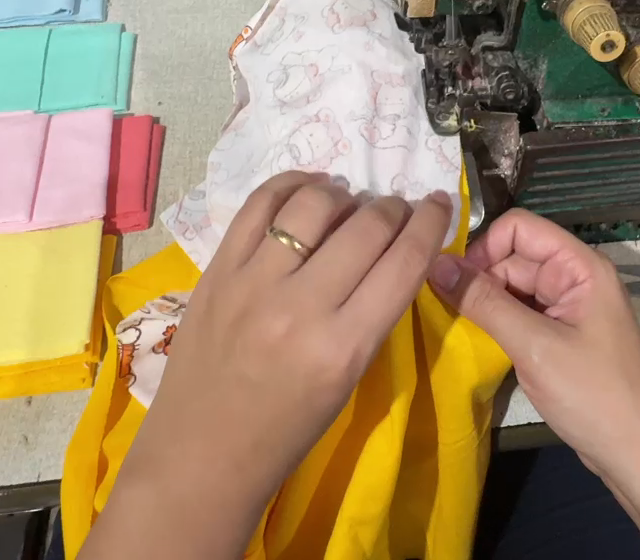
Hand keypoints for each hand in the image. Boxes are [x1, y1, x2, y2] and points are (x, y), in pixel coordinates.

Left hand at [92, 173, 452, 559]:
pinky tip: (308, 188)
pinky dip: (292, 184)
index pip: (404, 262)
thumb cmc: (288, 428)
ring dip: (345, 194)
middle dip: (393, 208)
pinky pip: (259, 203)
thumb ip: (374, 310)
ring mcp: (253, 282)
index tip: (438, 203)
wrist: (202, 455)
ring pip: (315, 203)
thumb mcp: (349, 378)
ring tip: (348, 202)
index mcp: (343, 348)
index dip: (430, 222)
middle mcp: (300, 308)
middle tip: (395, 210)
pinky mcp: (218, 269)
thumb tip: (395, 244)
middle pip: (367, 226)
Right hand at [427, 208, 639, 474]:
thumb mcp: (534, 346)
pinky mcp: (561, 336)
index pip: (520, 228)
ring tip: (454, 323)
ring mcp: (568, 308)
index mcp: (579, 266)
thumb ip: (484, 302)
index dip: (484, 246)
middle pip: (514, 257)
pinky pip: (521, 312)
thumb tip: (436, 264)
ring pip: (513, 286)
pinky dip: (498, 321)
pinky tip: (477, 338)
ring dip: (486, 301)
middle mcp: (574, 278)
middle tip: (445, 308)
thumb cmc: (595, 395)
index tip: (454, 278)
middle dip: (480, 277)